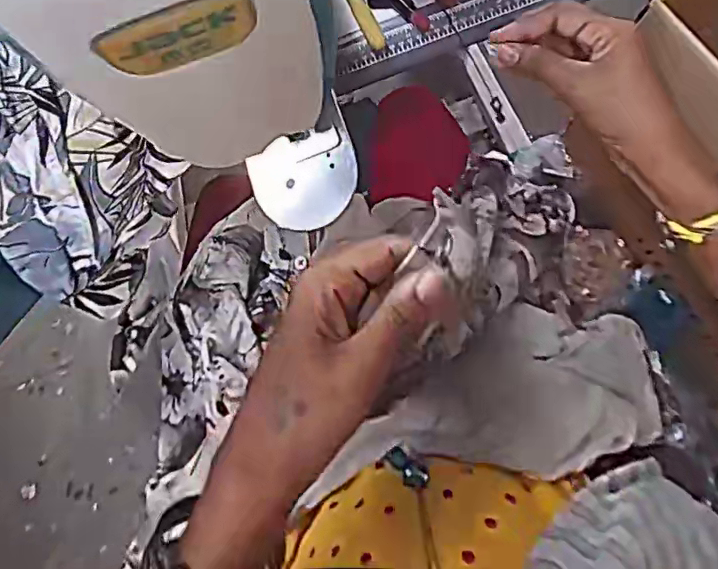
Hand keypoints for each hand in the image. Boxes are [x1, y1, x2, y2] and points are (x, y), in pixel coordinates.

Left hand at [181, 237, 452, 568]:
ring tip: (414, 354)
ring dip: (405, 322)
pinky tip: (394, 367)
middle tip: (441, 326)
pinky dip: (389, 340)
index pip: (388, 247)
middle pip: (386, 270)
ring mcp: (326, 312)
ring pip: (381, 299)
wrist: (263, 469)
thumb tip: (435, 277)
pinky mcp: (330, 337)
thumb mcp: (361, 366)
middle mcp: (322, 287)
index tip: (454, 291)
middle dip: (416, 295)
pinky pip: (370, 322)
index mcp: (324, 280)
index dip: (424, 265)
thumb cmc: (300, 421)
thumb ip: (401, 317)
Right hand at [489, 2, 717, 219]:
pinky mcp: (604, 78)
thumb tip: (506, 50)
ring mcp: (609, 59)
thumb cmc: (632, 119)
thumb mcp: (575, 85)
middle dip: (528, 35)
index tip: (499, 38)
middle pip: (561, 25)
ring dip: (536, 50)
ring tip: (509, 58)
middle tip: (500, 46)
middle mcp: (613, 39)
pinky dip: (547, 65)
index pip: (559, 14)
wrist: (656, 155)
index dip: (525, 25)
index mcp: (612, 30)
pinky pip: (569, 62)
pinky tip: (530, 70)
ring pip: (563, 44)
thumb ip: (537, 63)